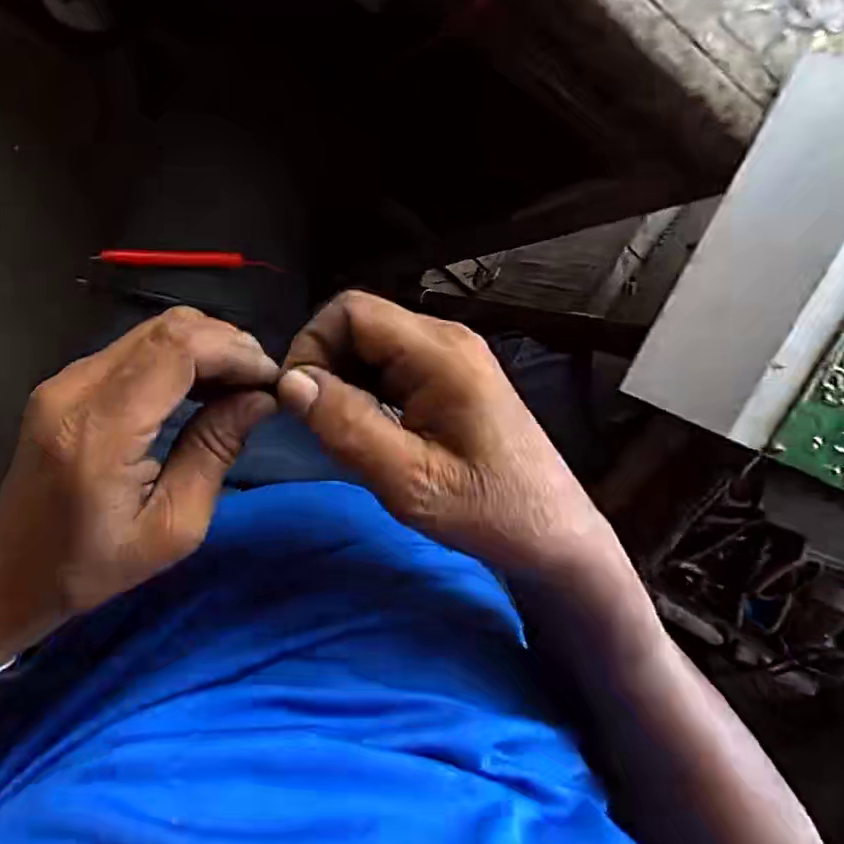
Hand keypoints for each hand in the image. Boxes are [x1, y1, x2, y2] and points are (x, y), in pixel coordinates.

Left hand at [0, 307, 278, 664]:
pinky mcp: (68, 380)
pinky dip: (182, 355)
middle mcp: (77, 387)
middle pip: (169, 328)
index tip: (270, 381)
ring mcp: (67, 378)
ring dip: (208, 347)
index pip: (178, 349)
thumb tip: (260, 399)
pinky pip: (138, 346)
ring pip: (156, 329)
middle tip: (260, 383)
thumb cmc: (91, 566)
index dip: (235, 351)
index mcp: (100, 430)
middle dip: (228, 344)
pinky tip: (203, 385)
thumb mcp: (173, 528)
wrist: (6, 574)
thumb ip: (215, 452)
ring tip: (239, 384)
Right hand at [276, 290, 619, 584]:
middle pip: (360, 323)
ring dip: (345, 381)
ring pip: (372, 346)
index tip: (300, 402)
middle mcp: (446, 339)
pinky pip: (392, 366)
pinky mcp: (453, 377)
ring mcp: (453, 356)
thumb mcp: (411, 481)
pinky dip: (366, 391)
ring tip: (346, 433)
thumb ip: (348, 427)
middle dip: (326, 365)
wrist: (554, 533)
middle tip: (321, 425)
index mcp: (440, 353)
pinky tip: (370, 432)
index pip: (351, 310)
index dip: (311, 345)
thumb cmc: (491, 511)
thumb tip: (289, 382)